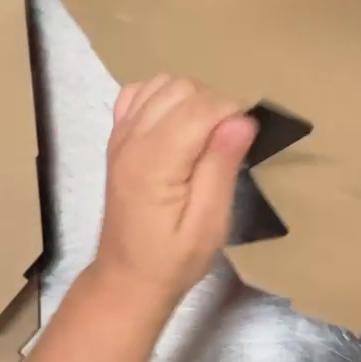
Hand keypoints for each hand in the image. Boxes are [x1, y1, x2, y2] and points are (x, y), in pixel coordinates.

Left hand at [93, 75, 256, 304]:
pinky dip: (164, 98)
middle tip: (226, 144)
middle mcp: (131, 140)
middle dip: (215, 106)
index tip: (243, 144)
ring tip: (204, 135)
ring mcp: (120, 136)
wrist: (127, 278)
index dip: (232, 115)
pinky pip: (139, 93)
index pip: (201, 107)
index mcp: (154, 163)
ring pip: (163, 83)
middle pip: (182, 88)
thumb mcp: (209, 225)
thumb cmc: (174, 259)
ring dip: (192, 99)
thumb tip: (242, 120)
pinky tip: (177, 126)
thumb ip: (222, 168)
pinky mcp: (117, 138)